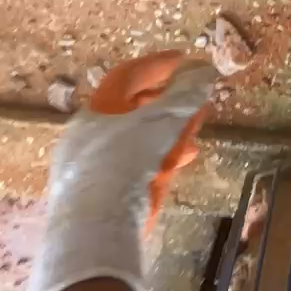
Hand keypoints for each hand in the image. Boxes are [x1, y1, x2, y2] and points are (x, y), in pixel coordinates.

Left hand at [20, 52, 216, 290]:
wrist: (97, 230)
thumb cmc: (126, 162)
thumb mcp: (164, 119)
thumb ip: (188, 92)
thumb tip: (203, 69)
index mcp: (95, 114)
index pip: (126, 77)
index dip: (157, 64)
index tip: (185, 60)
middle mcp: (86, 138)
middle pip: (131, 109)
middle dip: (169, 103)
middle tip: (194, 101)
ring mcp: (89, 169)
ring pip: (136, 140)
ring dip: (169, 134)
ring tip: (194, 139)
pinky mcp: (99, 196)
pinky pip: (134, 166)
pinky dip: (159, 159)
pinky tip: (178, 166)